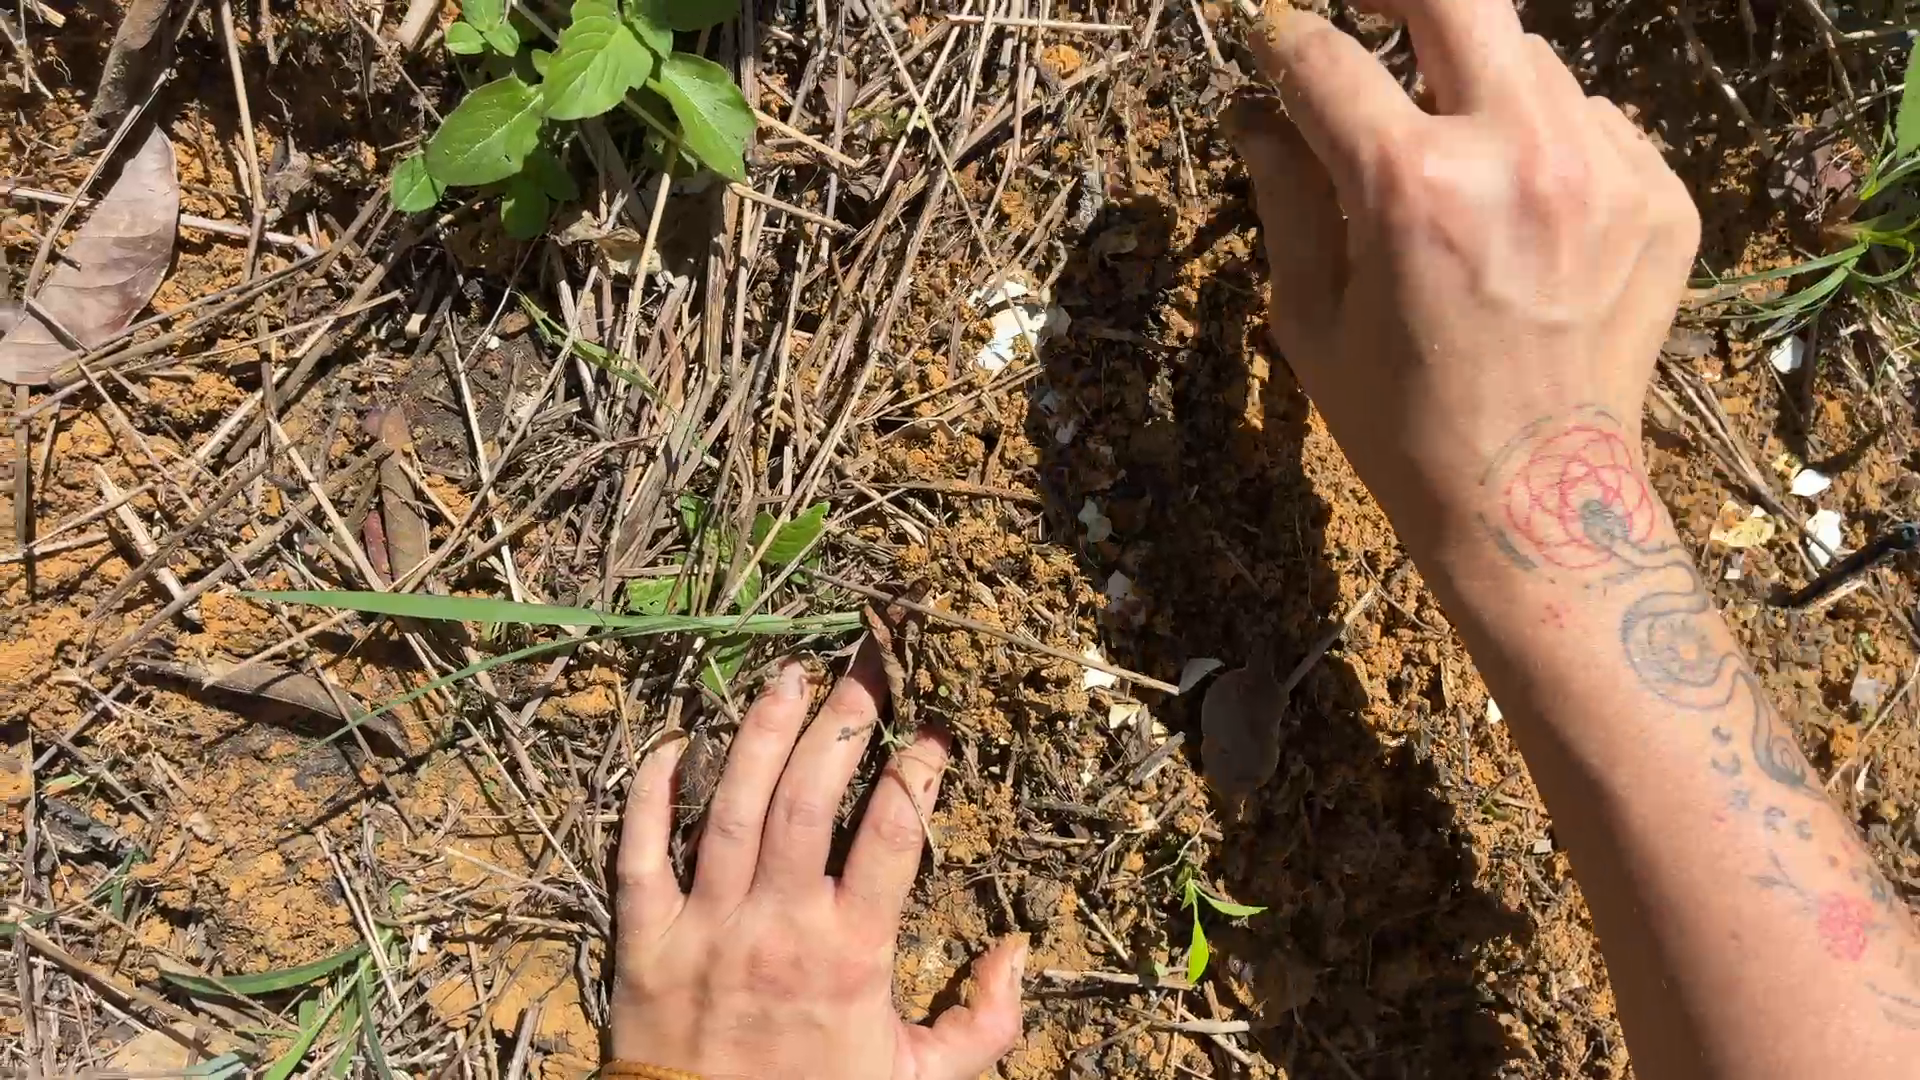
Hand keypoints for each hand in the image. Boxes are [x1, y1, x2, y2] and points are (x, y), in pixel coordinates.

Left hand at [610, 647, 1025, 1079]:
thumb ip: (983, 1025)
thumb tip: (1018, 951)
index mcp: (850, 954)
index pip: (893, 833)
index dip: (918, 769)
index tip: (935, 724)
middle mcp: (779, 925)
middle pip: (810, 799)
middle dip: (843, 721)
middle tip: (865, 666)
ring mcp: (707, 926)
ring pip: (734, 807)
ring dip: (763, 733)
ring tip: (791, 675)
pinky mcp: (647, 940)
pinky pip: (640, 853)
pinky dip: (652, 794)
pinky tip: (677, 744)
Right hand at [1228, 0, 1699, 554]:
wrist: (1525, 488)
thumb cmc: (1389, 417)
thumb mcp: (1310, 318)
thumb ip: (1284, 202)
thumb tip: (1251, 120)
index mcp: (1406, 192)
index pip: (1328, 68)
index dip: (1284, 43)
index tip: (1267, 38)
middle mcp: (1514, 150)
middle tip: (1358, 8)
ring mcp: (1606, 163)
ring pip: (1528, 59)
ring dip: (1465, 80)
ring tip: (1435, 144)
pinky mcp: (1661, 190)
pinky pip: (1588, 118)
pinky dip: (1533, 135)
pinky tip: (1507, 199)